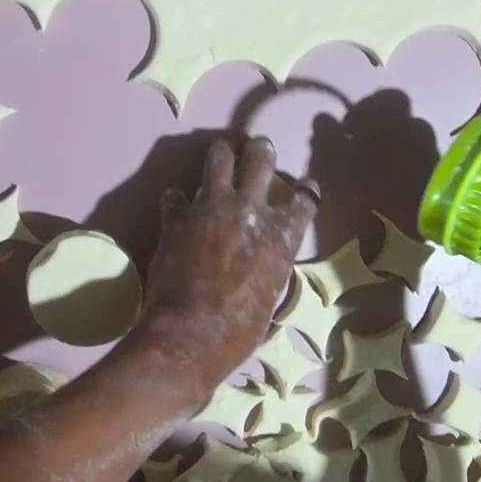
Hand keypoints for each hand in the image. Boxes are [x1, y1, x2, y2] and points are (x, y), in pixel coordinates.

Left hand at [132, 138, 316, 395]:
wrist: (191, 333)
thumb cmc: (239, 331)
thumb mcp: (269, 297)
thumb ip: (267, 268)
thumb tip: (260, 267)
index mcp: (281, 236)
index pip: (304, 199)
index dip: (306, 190)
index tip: (304, 187)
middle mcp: (250, 211)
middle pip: (260, 160)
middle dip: (260, 151)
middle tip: (257, 148)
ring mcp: (211, 209)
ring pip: (218, 160)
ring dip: (221, 156)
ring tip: (220, 155)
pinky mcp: (177, 218)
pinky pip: (174, 197)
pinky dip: (175, 201)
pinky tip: (174, 205)